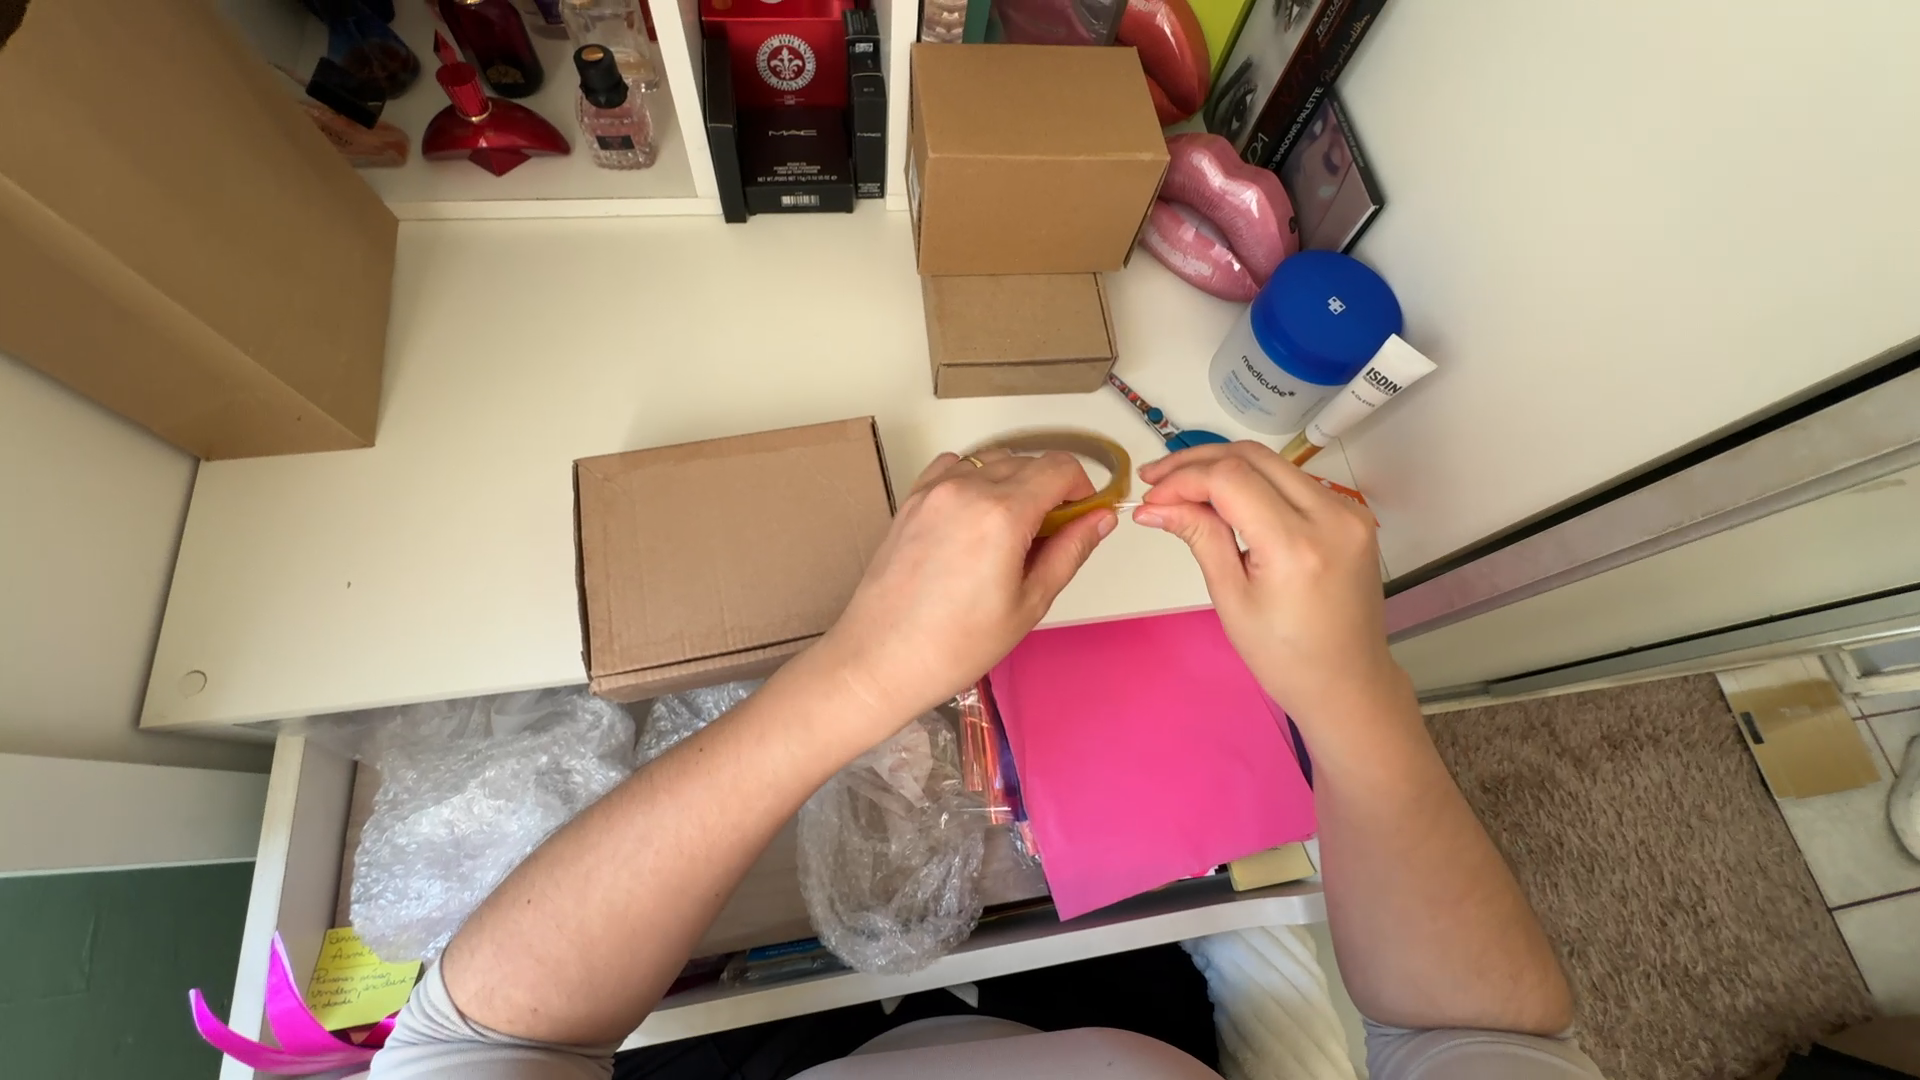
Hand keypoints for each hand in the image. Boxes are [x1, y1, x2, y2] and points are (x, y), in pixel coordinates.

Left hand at [812, 448, 1115, 734]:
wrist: (881, 659)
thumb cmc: (954, 645)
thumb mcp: (1028, 604)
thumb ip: (1069, 551)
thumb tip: (1100, 519)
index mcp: (1002, 514)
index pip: (1060, 467)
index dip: (1083, 487)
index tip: (1082, 515)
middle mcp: (966, 489)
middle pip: (1029, 461)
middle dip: (1050, 490)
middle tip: (1048, 538)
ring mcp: (933, 491)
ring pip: (993, 461)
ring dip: (1014, 483)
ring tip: (1010, 533)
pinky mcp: (912, 500)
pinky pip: (954, 468)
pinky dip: (976, 480)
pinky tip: (975, 520)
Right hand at [1134, 442, 1405, 722]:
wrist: (1347, 682)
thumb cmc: (1282, 655)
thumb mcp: (1230, 597)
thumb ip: (1198, 537)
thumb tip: (1152, 507)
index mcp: (1296, 546)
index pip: (1231, 479)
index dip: (1183, 479)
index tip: (1150, 499)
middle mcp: (1331, 516)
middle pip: (1252, 457)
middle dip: (1196, 462)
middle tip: (1156, 480)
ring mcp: (1348, 511)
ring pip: (1272, 462)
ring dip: (1222, 467)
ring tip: (1180, 487)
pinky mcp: (1351, 514)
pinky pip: (1291, 480)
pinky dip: (1251, 481)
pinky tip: (1221, 499)